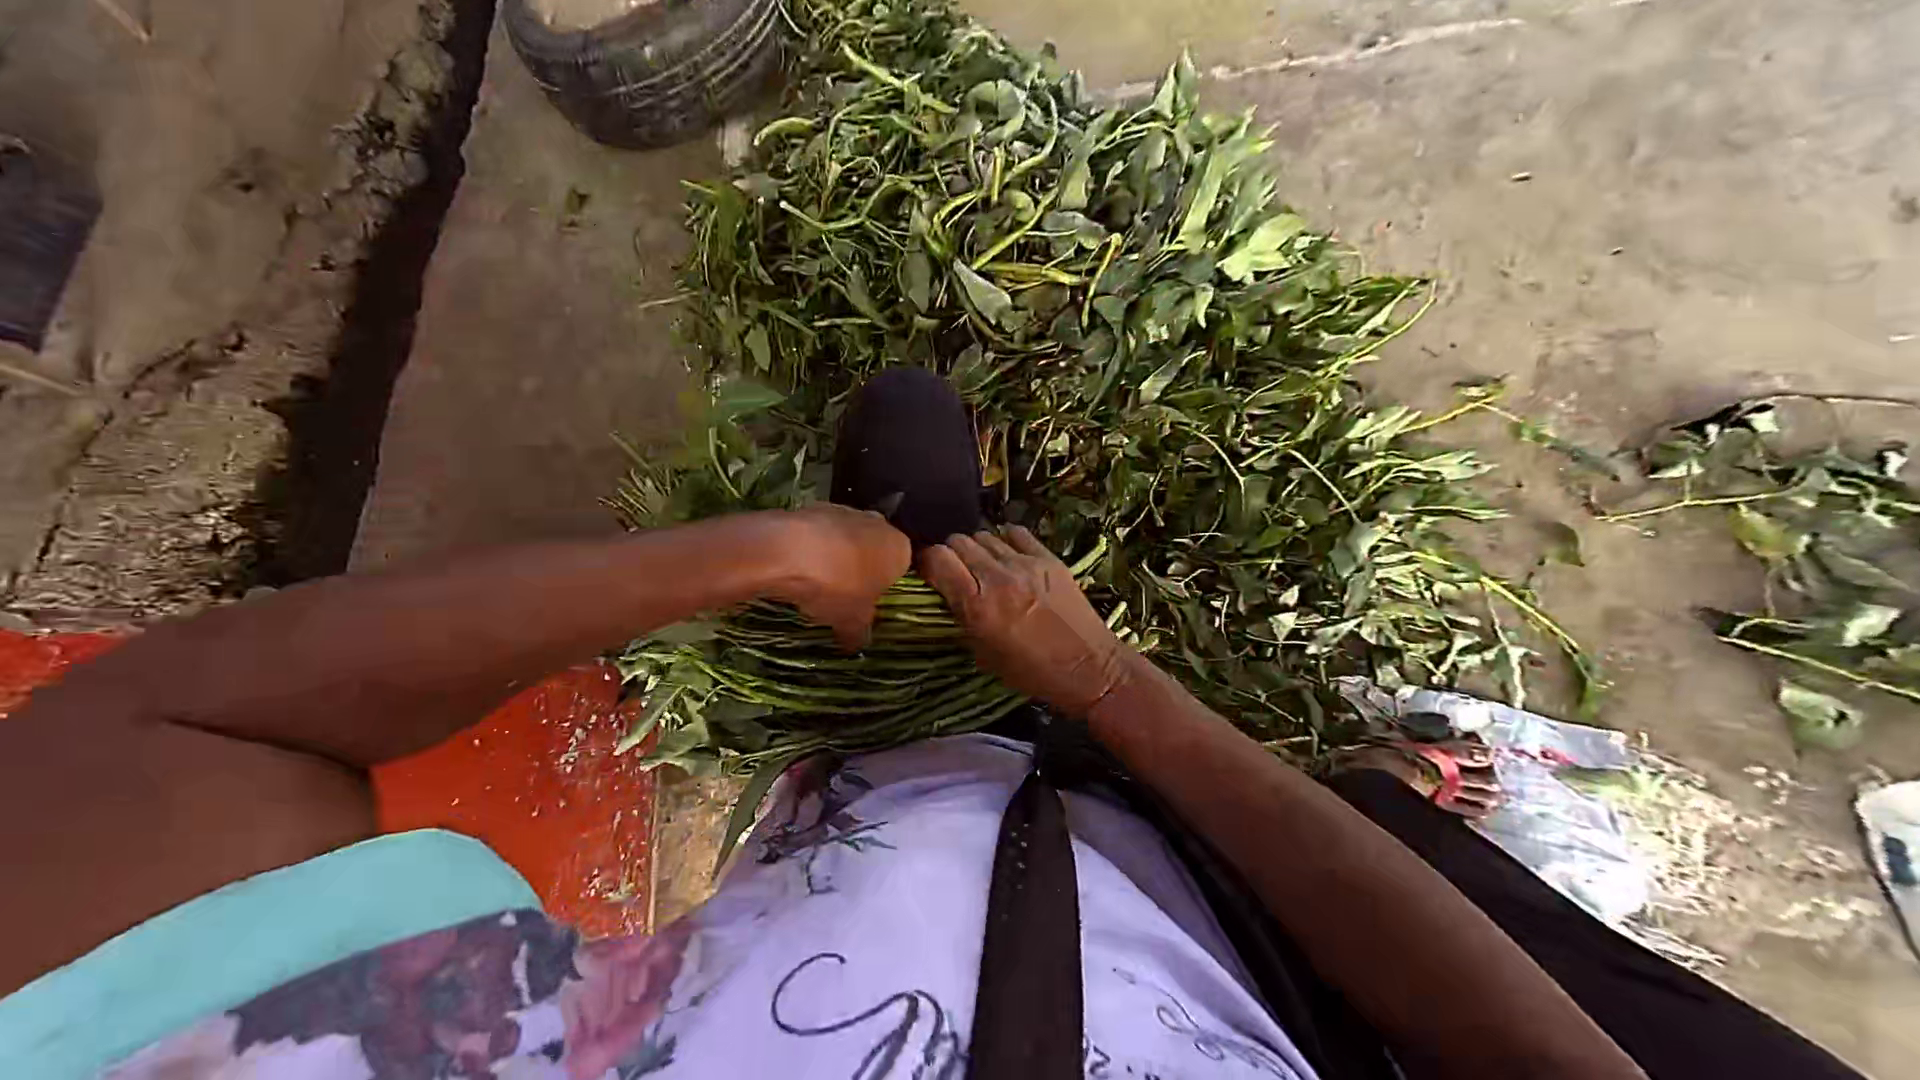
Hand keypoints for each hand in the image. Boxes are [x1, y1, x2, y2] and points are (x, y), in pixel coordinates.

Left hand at [770, 505, 911, 649]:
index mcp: (899, 549)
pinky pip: (819, 533)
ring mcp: (846, 511)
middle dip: (860, 571)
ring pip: (846, 539)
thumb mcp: (851, 621)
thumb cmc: (837, 586)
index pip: (901, 568)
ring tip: (814, 584)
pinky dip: (811, 547)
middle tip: (841, 597)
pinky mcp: (814, 506)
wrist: (787, 550)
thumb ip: (859, 633)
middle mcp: (878, 524)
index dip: (883, 588)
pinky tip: (796, 568)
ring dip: (834, 558)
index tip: (865, 604)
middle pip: (873, 550)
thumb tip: (856, 643)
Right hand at [920, 526, 1132, 716]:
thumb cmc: (1030, 671)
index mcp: (977, 605)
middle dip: (950, 553)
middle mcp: (997, 577)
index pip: (936, 558)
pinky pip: (1016, 533)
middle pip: (958, 541)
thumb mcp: (982, 653)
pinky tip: (1008, 556)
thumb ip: (960, 616)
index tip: (927, 571)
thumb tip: (945, 592)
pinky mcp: (1048, 558)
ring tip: (984, 566)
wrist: (1088, 667)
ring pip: (985, 535)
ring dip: (977, 548)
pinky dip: (1006, 541)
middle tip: (956, 570)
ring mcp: (1025, 564)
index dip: (926, 562)